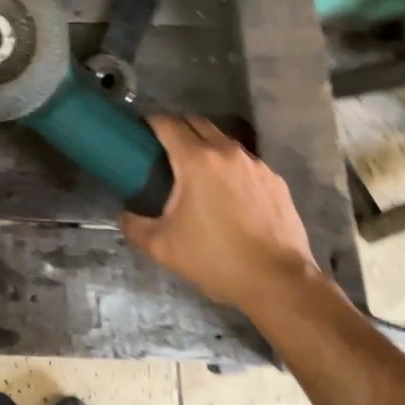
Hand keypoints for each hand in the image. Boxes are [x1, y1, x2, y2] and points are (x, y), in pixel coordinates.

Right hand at [122, 115, 319, 307]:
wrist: (280, 282)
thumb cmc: (217, 258)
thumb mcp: (164, 248)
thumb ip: (136, 227)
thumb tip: (125, 215)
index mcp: (196, 160)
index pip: (168, 124)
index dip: (151, 123)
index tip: (141, 134)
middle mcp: (226, 152)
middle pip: (196, 123)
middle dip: (179, 129)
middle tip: (165, 151)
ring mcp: (255, 164)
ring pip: (224, 141)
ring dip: (207, 147)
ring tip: (199, 174)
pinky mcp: (275, 180)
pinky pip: (246, 163)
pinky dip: (232, 169)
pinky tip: (231, 196)